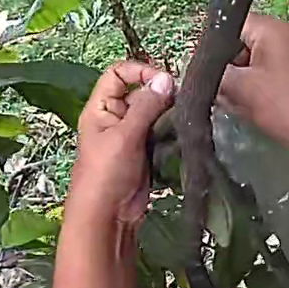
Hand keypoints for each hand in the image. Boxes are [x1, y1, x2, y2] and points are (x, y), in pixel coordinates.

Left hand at [66, 60, 175, 229]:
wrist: (108, 216)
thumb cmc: (106, 173)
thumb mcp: (124, 136)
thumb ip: (146, 107)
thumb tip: (166, 79)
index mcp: (101, 108)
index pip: (119, 73)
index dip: (139, 71)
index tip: (163, 80)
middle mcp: (116, 117)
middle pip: (140, 91)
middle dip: (161, 93)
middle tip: (182, 99)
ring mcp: (132, 134)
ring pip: (155, 111)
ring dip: (170, 112)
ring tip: (186, 115)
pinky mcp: (147, 150)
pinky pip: (162, 131)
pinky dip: (173, 129)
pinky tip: (186, 130)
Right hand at [217, 14, 288, 162]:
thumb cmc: (286, 107)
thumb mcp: (241, 89)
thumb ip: (215, 73)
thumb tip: (199, 69)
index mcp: (274, 27)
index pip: (230, 24)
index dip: (212, 47)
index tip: (203, 71)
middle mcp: (288, 31)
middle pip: (243, 41)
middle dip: (227, 65)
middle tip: (218, 90)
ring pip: (255, 58)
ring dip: (242, 78)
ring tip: (235, 101)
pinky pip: (270, 69)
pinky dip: (257, 84)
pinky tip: (252, 105)